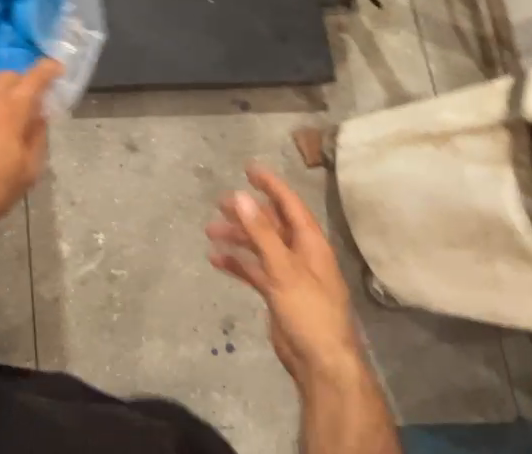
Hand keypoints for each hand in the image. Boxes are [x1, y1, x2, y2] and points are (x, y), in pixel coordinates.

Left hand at [0, 59, 60, 246]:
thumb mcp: (29, 170)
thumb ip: (38, 136)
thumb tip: (39, 114)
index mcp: (13, 108)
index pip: (35, 78)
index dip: (48, 69)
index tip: (56, 68)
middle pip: (9, 75)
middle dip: (22, 84)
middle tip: (28, 103)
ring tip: (0, 106)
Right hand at [206, 165, 364, 389]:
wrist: (321, 363)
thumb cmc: (309, 311)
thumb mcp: (284, 269)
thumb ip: (261, 232)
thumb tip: (242, 196)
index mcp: (311, 244)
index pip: (290, 205)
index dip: (271, 185)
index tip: (249, 169)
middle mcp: (300, 254)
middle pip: (272, 224)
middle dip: (247, 212)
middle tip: (220, 202)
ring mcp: (289, 274)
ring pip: (260, 246)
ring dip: (238, 237)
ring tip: (211, 231)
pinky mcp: (277, 293)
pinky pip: (254, 269)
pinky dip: (237, 263)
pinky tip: (216, 260)